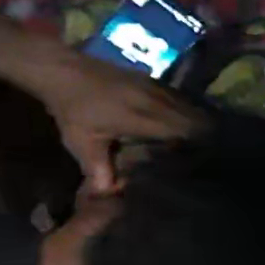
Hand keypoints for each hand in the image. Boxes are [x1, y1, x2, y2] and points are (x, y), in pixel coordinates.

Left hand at [38, 60, 203, 193]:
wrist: (59, 69)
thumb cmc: (71, 107)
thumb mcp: (82, 142)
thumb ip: (98, 169)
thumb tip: (107, 195)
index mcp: (145, 119)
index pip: (187, 133)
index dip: (197, 147)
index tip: (202, 159)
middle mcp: (157, 102)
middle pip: (194, 119)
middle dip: (202, 135)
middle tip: (205, 151)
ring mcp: (156, 88)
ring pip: (189, 107)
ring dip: (195, 120)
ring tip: (201, 137)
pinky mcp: (151, 80)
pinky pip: (178, 97)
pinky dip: (184, 109)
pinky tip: (182, 118)